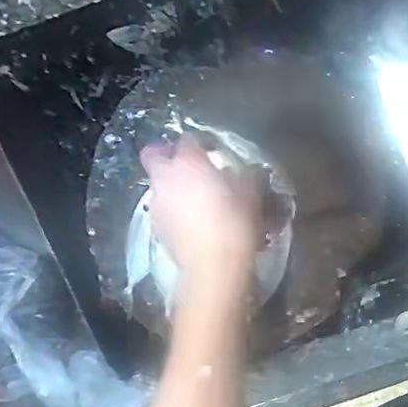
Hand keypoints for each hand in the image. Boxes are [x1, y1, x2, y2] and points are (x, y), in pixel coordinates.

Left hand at [140, 136, 263, 295]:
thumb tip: (246, 170)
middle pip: (155, 156)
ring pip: (159, 185)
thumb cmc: (236, 224)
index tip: (213, 150)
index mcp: (188, 163)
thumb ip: (246, 175)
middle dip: (168, 157)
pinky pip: (164, 209)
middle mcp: (166, 178)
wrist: (214, 267)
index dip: (201, 142)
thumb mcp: (251, 194)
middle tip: (189, 168)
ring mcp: (158, 204)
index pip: (188, 139)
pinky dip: (174, 210)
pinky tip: (191, 222)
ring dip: (173, 187)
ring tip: (195, 200)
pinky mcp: (156, 228)